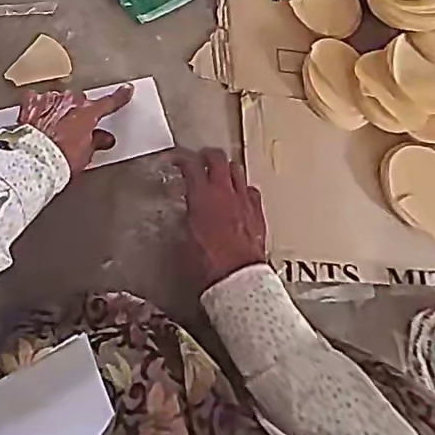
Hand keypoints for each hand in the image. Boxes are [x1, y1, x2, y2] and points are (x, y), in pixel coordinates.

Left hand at [19, 85, 133, 175]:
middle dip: (81, 111)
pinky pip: (39, 100)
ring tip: (55, 128)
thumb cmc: (58, 158)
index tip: (126, 90)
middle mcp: (69, 101)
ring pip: (60, 99)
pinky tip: (40, 118)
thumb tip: (103, 139)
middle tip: (78, 127)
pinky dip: (41, 108)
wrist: (32, 161)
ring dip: (60, 109)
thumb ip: (97, 141)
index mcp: (88, 112)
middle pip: (81, 100)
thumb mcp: (86, 154)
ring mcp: (49, 100)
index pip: (109, 102)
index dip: (120, 96)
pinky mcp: (31, 104)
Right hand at [175, 148, 267, 286]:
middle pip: (218, 158)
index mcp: (203, 196)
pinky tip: (239, 196)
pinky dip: (243, 189)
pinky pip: (251, 190)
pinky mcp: (258, 212)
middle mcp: (225, 192)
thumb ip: (185, 219)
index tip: (176, 160)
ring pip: (237, 169)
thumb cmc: (208, 264)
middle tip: (199, 159)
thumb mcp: (184, 240)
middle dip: (206, 155)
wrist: (237, 279)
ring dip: (226, 169)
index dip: (181, 158)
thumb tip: (184, 214)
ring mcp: (244, 200)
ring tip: (219, 174)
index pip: (191, 165)